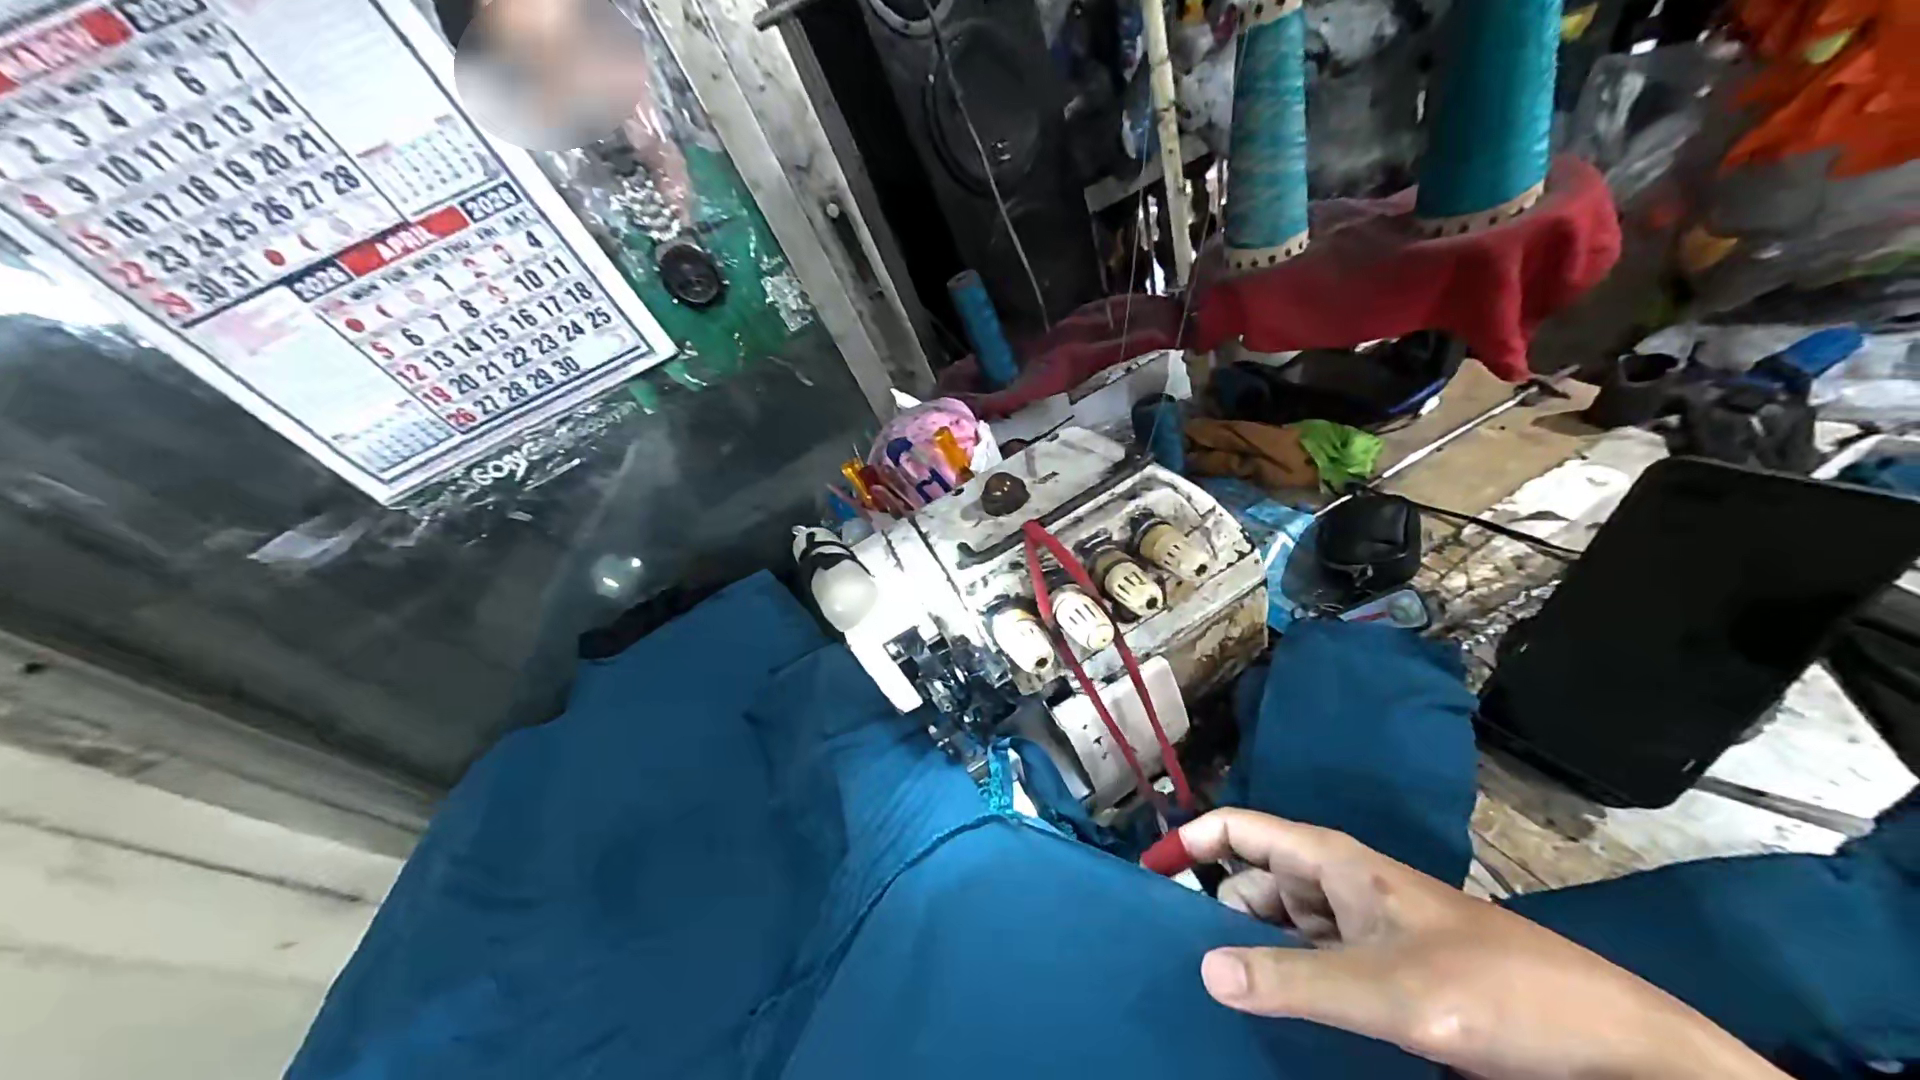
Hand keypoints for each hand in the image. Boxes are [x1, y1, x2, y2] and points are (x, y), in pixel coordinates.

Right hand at [1179, 809, 1789, 1079]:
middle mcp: (1337, 886)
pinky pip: (1310, 965)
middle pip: (1252, 882)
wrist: (1611, 1049)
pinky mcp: (1380, 973)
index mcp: (1331, 861)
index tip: (1149, 875)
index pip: (1240, 830)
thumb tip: (1204, 969)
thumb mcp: (1389, 990)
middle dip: (1215, 912)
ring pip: (1280, 928)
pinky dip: (1284, 982)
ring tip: (1219, 997)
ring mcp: (1359, 931)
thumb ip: (1294, 980)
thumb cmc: (1494, 993)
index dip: (1191, 840)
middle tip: (1179, 961)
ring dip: (1250, 953)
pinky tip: (1271, 1017)